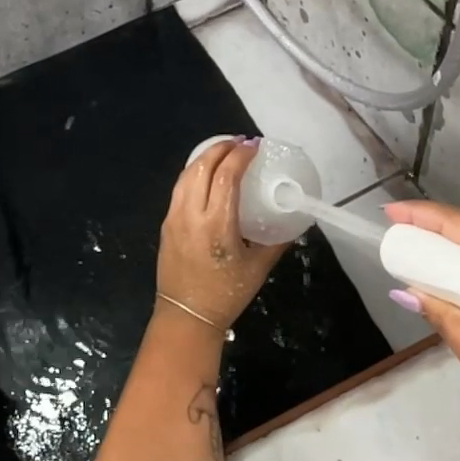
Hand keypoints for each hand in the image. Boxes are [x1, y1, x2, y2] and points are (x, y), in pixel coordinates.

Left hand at [156, 139, 285, 330]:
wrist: (186, 317)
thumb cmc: (226, 295)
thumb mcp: (259, 268)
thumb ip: (277, 240)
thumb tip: (293, 220)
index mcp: (217, 224)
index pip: (226, 176)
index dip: (240, 155)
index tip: (254, 146)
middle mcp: (191, 214)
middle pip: (202, 166)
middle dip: (220, 148)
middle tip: (239, 143)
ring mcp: (174, 217)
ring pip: (187, 174)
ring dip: (205, 157)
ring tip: (223, 152)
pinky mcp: (166, 223)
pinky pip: (180, 188)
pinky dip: (194, 173)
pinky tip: (206, 175)